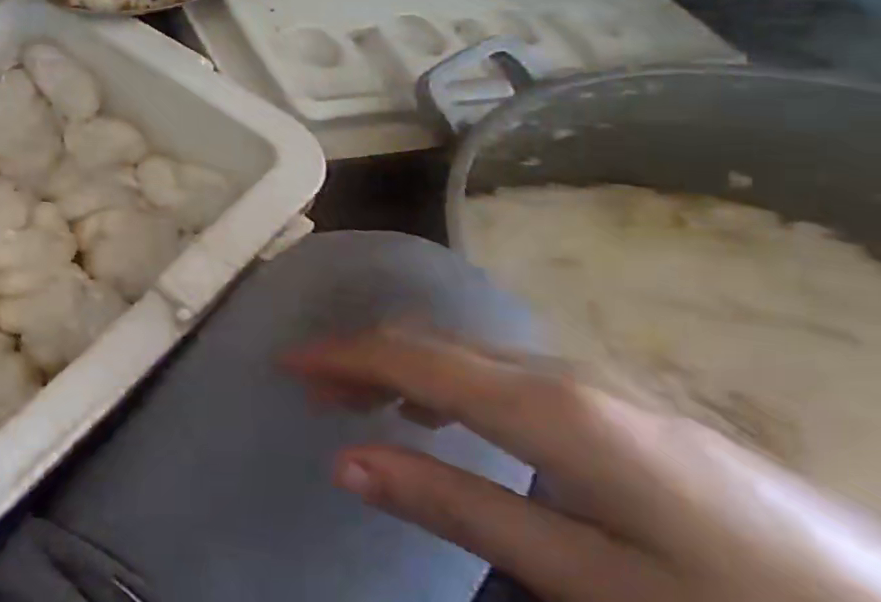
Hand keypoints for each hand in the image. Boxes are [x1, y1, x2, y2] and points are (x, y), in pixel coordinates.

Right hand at [282, 326, 880, 601]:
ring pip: (474, 352)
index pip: (410, 357)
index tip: (283, 363)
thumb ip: (460, 508)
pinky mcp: (638, 412)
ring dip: (406, 366)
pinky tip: (453, 413)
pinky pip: (512, 371)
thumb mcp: (591, 579)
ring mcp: (611, 388)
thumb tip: (342, 462)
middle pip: (437, 342)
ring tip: (365, 401)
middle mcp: (571, 375)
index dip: (338, 354)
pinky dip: (455, 380)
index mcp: (551, 406)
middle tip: (313, 391)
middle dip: (363, 356)